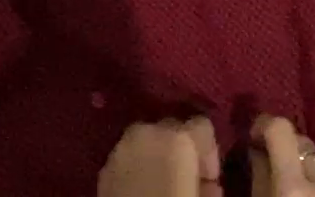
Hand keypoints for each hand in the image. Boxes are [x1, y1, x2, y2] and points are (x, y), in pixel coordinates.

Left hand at [97, 117, 221, 196]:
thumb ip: (210, 189)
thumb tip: (209, 186)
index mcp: (176, 140)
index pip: (202, 125)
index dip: (210, 152)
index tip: (210, 179)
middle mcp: (146, 133)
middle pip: (173, 128)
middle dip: (184, 151)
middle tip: (190, 184)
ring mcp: (120, 148)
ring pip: (149, 140)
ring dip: (161, 158)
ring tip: (166, 190)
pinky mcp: (104, 169)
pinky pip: (129, 156)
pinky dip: (140, 167)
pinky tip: (144, 194)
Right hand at [250, 116, 314, 196]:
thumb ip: (258, 182)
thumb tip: (256, 151)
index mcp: (290, 186)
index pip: (279, 130)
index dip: (263, 125)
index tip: (252, 135)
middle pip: (302, 144)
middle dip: (285, 145)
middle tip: (268, 157)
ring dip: (309, 161)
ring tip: (296, 166)